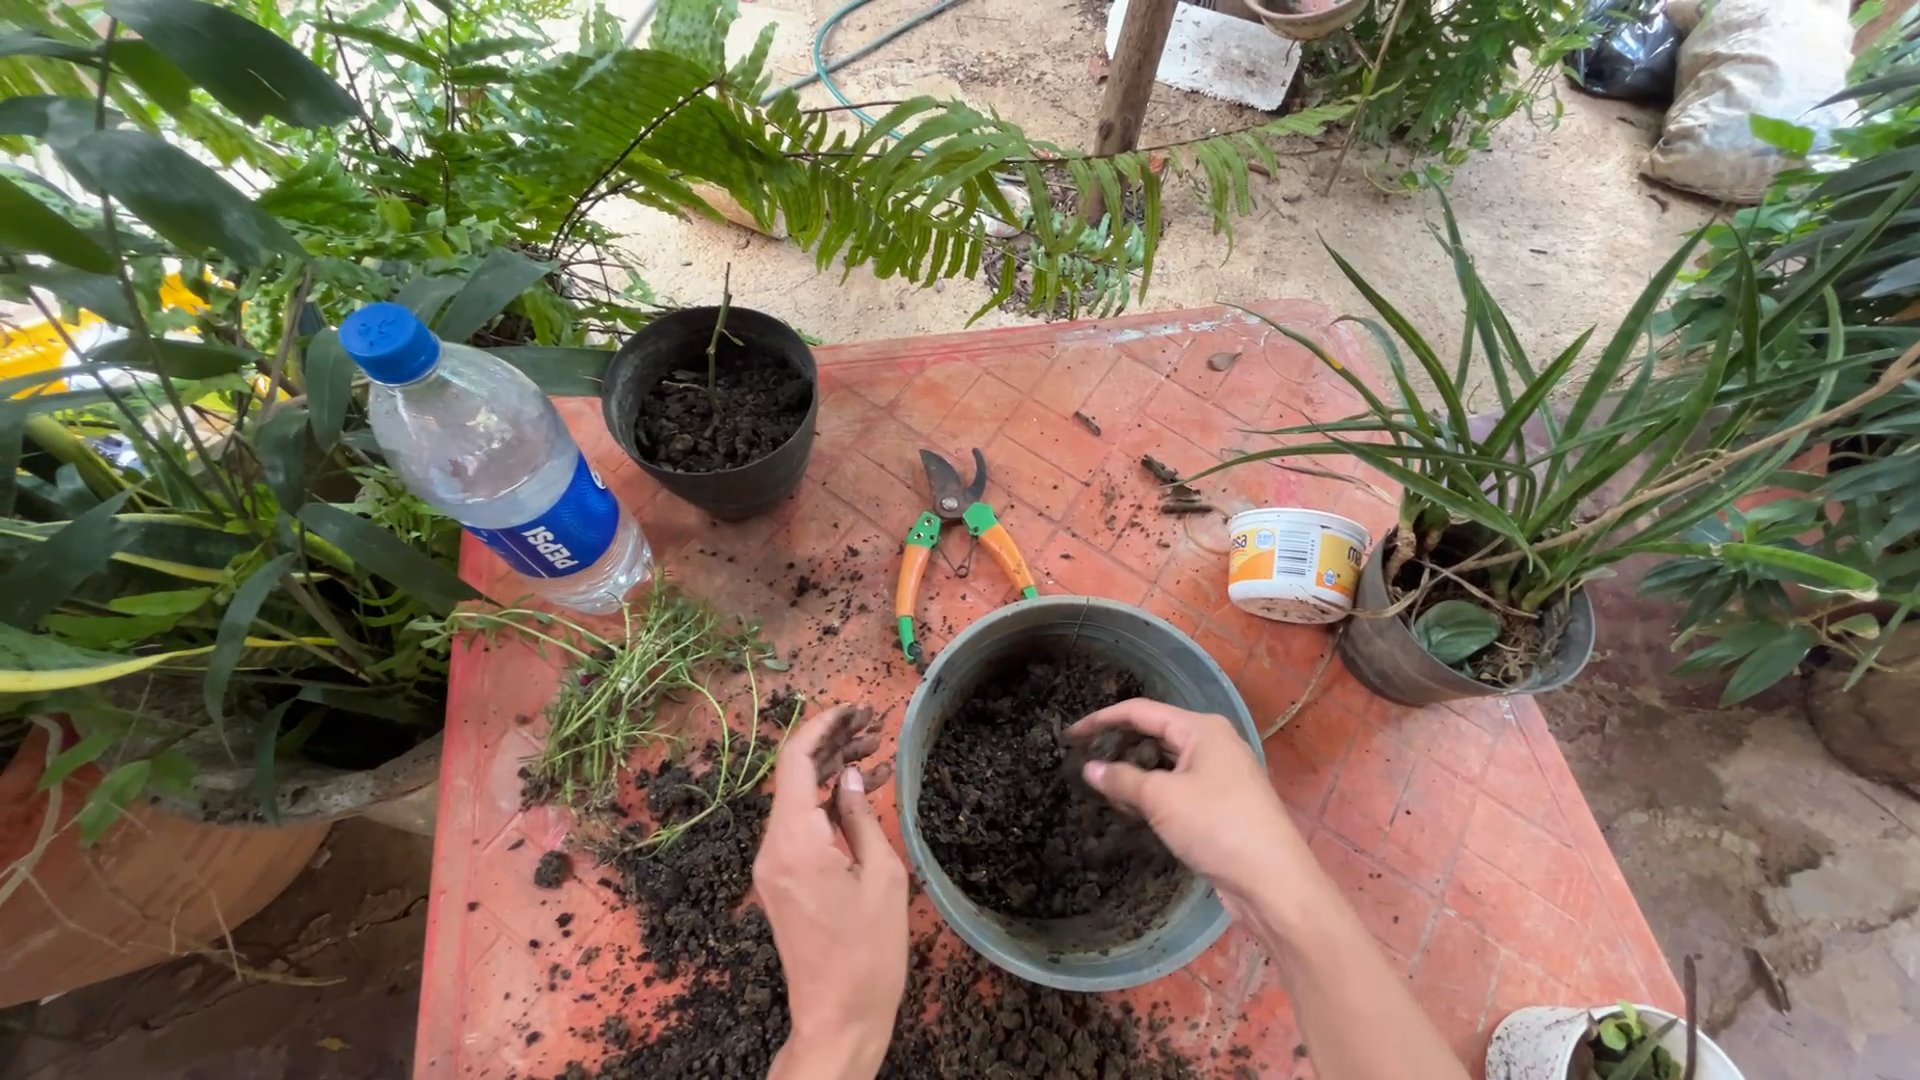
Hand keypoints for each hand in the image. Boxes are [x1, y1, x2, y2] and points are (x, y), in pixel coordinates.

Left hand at [755, 704, 907, 1079]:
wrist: (839, 1018)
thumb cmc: (869, 952)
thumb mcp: (882, 875)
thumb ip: (861, 816)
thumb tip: (850, 774)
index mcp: (794, 842)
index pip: (794, 761)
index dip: (823, 726)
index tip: (855, 707)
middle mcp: (772, 847)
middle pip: (794, 774)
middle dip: (832, 742)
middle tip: (874, 723)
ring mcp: (772, 865)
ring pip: (797, 796)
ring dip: (831, 769)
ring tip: (875, 746)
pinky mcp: (781, 879)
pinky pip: (801, 824)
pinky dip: (826, 802)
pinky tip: (861, 787)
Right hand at [1069, 698, 1309, 915]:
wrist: (1274, 883)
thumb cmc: (1217, 826)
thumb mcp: (1161, 799)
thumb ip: (1122, 779)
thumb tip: (1090, 768)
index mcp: (1201, 728)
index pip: (1141, 711)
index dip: (1102, 719)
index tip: (1072, 735)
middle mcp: (1213, 743)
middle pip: (1155, 733)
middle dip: (1119, 746)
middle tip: (1085, 760)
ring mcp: (1221, 775)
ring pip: (1166, 763)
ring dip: (1135, 773)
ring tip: (1102, 786)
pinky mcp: (1222, 804)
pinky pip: (1178, 787)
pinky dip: (1153, 793)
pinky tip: (1131, 808)